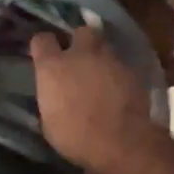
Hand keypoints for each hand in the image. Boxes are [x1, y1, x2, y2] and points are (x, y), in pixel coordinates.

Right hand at [28, 26, 162, 173]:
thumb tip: (53, 97)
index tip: (43, 54)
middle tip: (78, 57)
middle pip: (80, 32)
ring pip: (104, 46)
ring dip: (100, 56)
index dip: (43, 45)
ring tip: (100, 73)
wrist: (120, 142)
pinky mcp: (131, 71)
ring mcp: (108, 60)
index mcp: (53, 67)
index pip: (42, 39)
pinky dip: (117, 74)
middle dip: (79, 41)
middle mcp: (80, 55)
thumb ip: (51, 99)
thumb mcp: (49, 122)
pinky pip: (121, 65)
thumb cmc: (75, 136)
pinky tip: (118, 89)